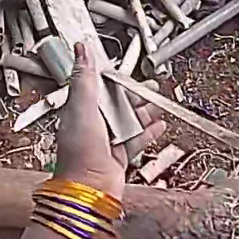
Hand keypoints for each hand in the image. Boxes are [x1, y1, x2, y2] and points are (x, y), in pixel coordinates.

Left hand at [56, 43, 164, 199]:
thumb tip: (80, 49)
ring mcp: (106, 140)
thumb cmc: (80, 151)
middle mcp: (91, 123)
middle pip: (116, 103)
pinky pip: (136, 139)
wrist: (90, 189)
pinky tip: (160, 125)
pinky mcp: (118, 155)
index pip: (97, 87)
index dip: (113, 78)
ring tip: (160, 103)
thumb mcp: (82, 107)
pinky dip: (148, 131)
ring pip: (129, 120)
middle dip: (134, 94)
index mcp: (79, 109)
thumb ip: (85, 78)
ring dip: (144, 111)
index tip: (127, 69)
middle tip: (152, 86)